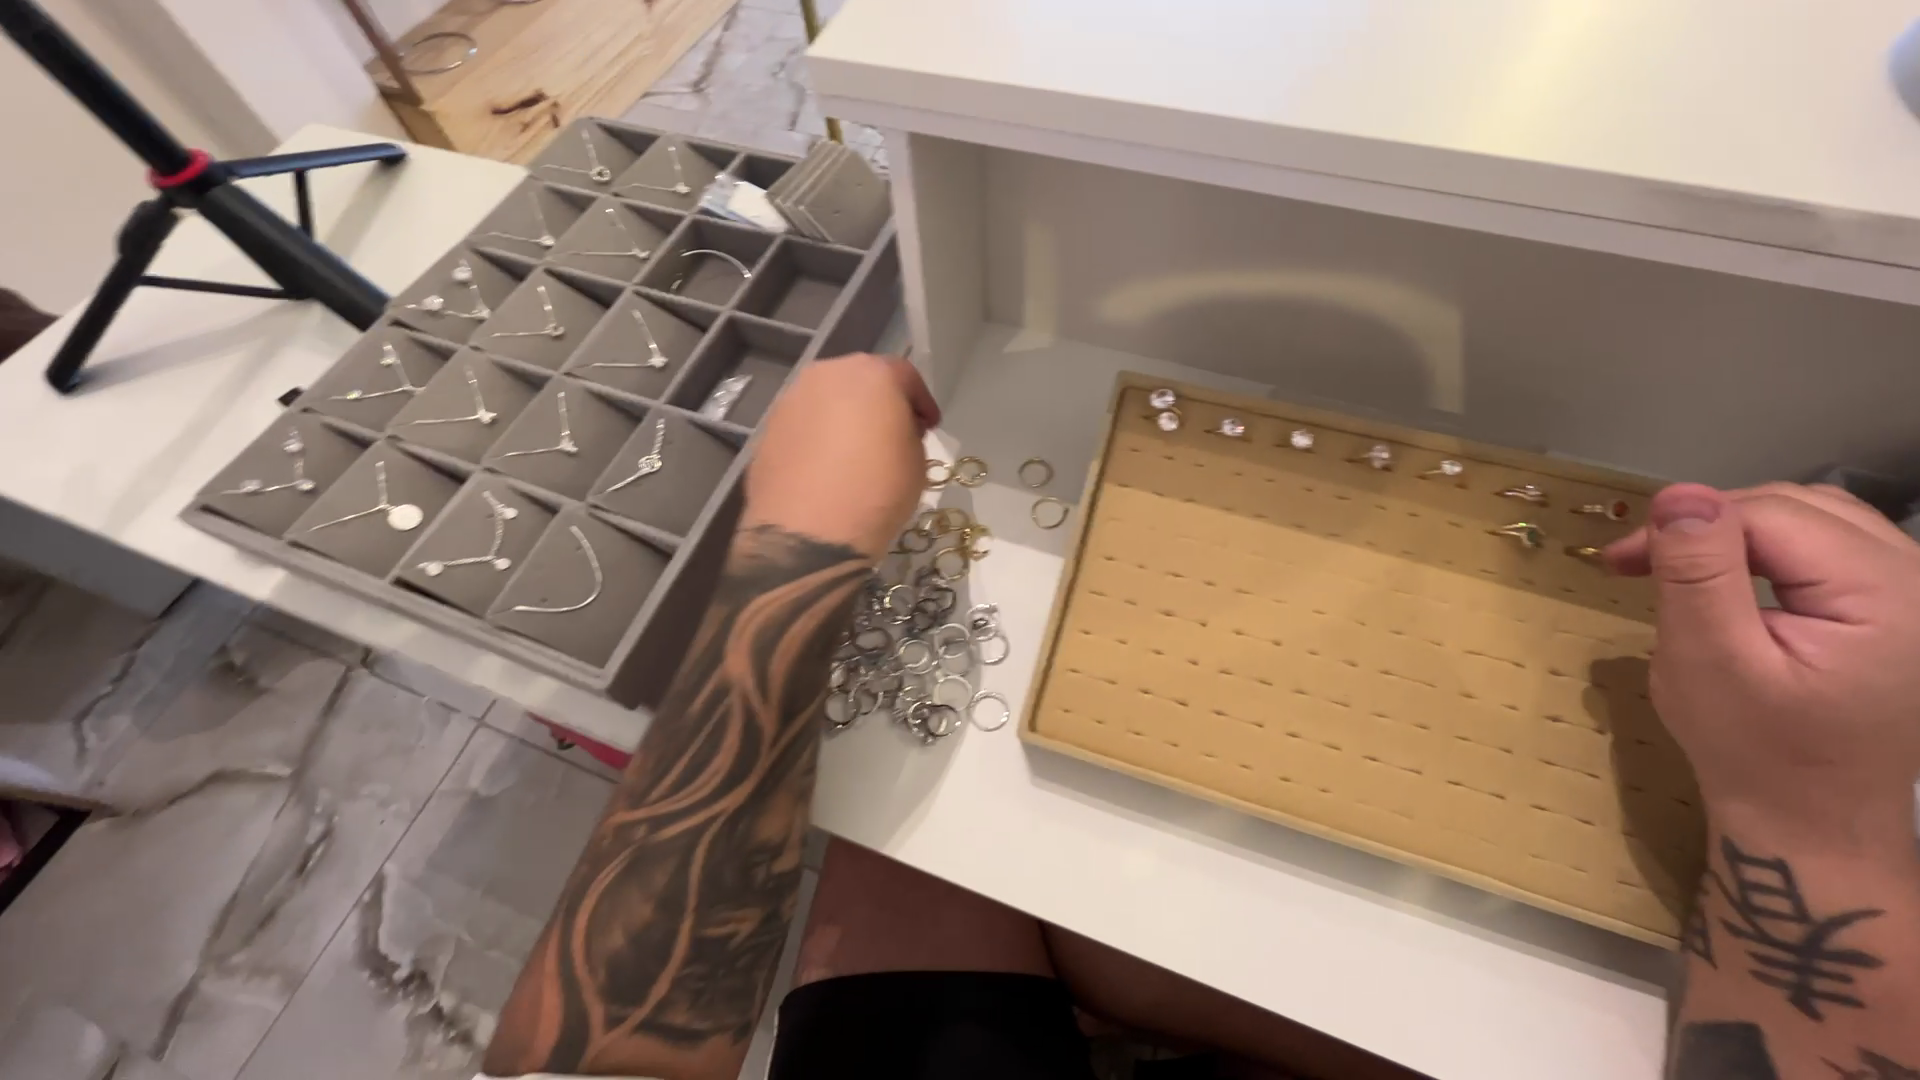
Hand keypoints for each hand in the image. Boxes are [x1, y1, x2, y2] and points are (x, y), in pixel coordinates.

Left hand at [741, 353, 938, 558]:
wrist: (809, 531)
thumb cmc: (878, 491)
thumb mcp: (917, 461)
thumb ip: (908, 434)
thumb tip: (894, 432)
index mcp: (872, 374)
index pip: (906, 375)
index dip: (922, 402)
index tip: (929, 427)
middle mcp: (827, 375)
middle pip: (861, 380)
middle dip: (880, 403)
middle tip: (893, 434)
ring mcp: (791, 400)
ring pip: (828, 400)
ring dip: (845, 418)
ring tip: (857, 453)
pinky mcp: (768, 429)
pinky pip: (805, 426)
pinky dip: (818, 438)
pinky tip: (827, 469)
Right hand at [1605, 483, 1919, 847]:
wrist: (1809, 815)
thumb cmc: (1751, 745)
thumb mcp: (1707, 659)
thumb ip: (1698, 573)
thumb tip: (1679, 496)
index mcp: (1887, 596)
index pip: (1769, 516)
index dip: (1685, 526)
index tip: (1617, 564)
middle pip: (1795, 508)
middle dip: (1705, 525)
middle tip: (1635, 564)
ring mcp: (1914, 594)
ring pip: (1810, 518)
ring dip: (1730, 532)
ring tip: (1672, 565)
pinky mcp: (1896, 606)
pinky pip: (1824, 546)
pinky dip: (1761, 548)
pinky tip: (1725, 577)